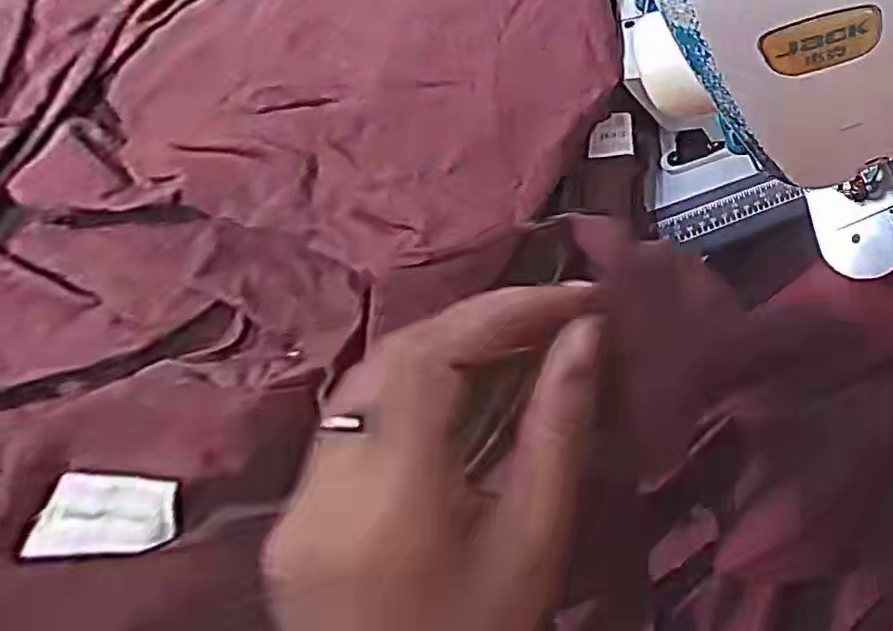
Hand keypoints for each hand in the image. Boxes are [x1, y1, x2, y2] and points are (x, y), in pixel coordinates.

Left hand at [264, 287, 601, 630]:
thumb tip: (589, 329)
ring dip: (459, 335)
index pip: (427, 361)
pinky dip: (434, 369)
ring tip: (535, 326)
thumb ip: (561, 419)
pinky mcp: (306, 505)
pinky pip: (371, 406)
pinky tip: (486, 369)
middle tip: (562, 305)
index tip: (580, 297)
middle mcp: (322, 491)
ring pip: (376, 374)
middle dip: (486, 314)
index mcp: (385, 500)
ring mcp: (302, 499)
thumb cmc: (487, 624)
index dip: (507, 310)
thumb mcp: (540, 526)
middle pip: (395, 357)